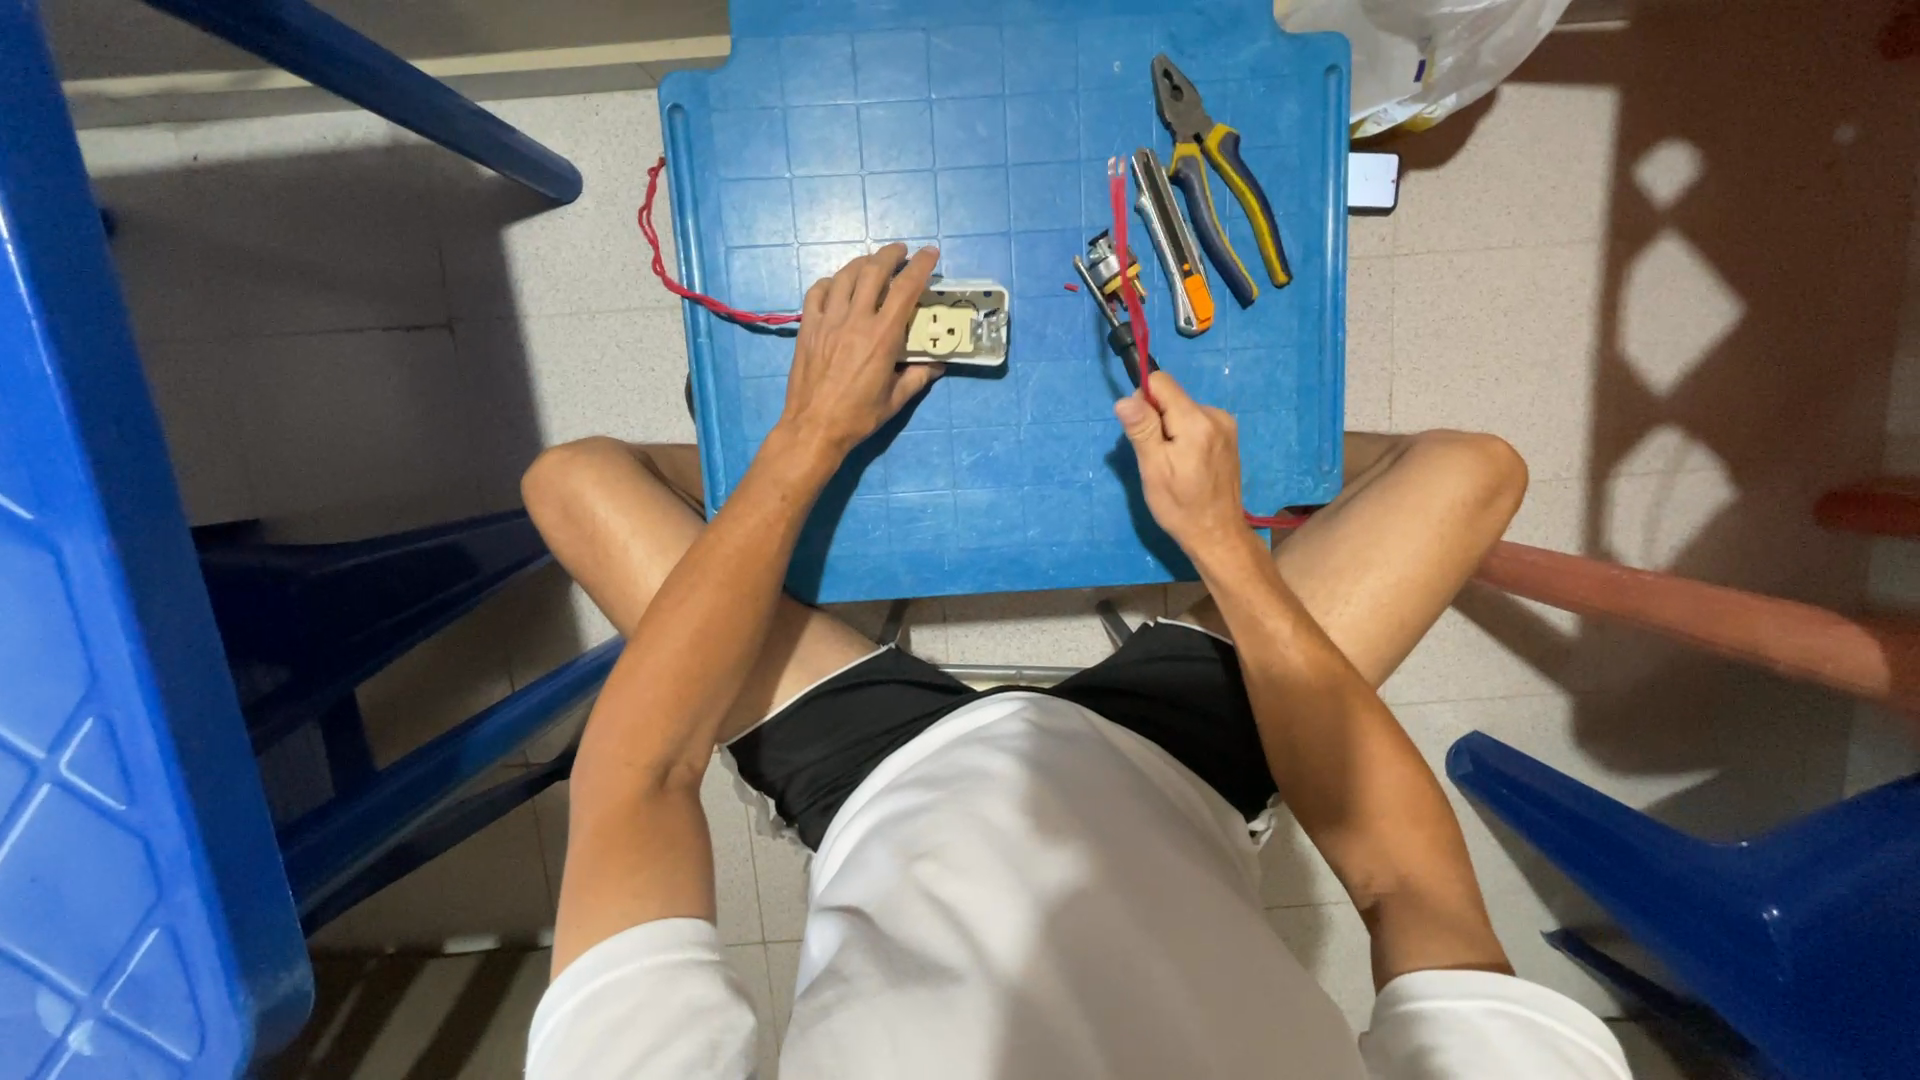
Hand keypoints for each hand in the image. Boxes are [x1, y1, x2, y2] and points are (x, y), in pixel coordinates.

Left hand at [776, 243, 943, 460]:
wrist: (814, 427)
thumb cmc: (858, 417)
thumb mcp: (895, 400)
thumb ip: (918, 377)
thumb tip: (937, 365)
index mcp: (882, 337)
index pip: (905, 289)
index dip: (920, 266)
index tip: (930, 254)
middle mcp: (856, 320)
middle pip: (874, 271)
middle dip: (890, 255)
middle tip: (900, 252)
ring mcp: (828, 321)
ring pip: (846, 275)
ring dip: (863, 263)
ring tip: (872, 263)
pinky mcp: (808, 327)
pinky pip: (818, 291)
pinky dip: (832, 282)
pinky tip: (838, 285)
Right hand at [1115, 371, 1251, 559]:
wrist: (1217, 534)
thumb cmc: (1180, 507)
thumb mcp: (1153, 469)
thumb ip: (1142, 430)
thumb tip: (1126, 399)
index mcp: (1196, 421)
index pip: (1161, 382)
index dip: (1143, 401)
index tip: (1141, 432)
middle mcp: (1215, 415)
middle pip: (1172, 397)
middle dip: (1156, 420)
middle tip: (1157, 457)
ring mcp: (1226, 425)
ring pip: (1182, 410)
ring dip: (1170, 430)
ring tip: (1173, 465)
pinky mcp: (1229, 436)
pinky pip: (1196, 422)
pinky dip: (1184, 436)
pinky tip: (1187, 464)